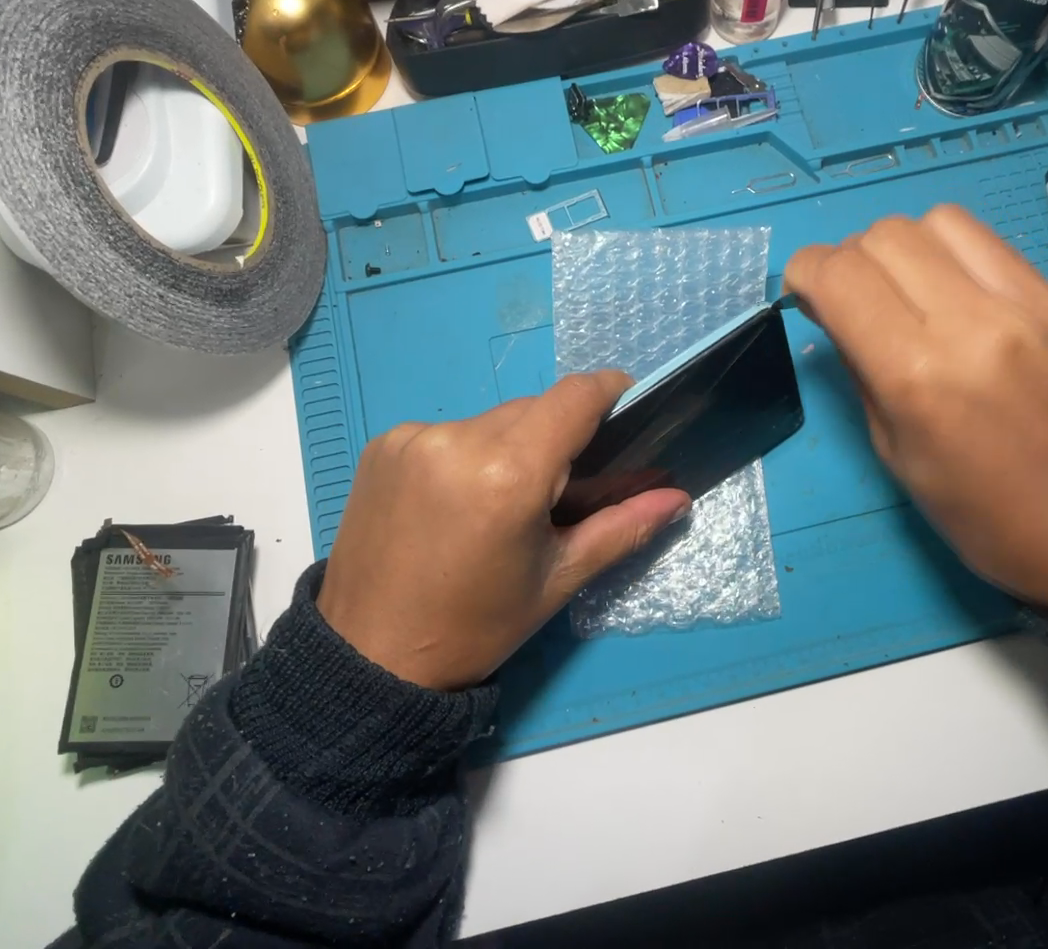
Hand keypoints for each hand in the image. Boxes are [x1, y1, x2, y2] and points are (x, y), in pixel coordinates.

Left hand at [318, 372, 689, 690]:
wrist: (369, 657)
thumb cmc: (475, 626)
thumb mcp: (558, 579)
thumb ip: (623, 528)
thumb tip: (678, 497)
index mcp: (508, 473)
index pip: (575, 397)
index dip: (610, 391)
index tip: (627, 406)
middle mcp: (458, 438)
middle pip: (534, 409)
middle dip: (560, 437)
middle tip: (562, 490)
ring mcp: (413, 437)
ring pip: (492, 420)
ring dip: (512, 446)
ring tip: (503, 503)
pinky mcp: (384, 445)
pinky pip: (450, 432)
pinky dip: (469, 453)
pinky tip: (459, 500)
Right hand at [784, 205, 1047, 618]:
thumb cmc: (986, 518)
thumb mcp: (897, 456)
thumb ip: (861, 372)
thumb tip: (837, 315)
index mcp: (916, 374)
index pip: (838, 274)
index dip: (804, 274)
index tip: (805, 297)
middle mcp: (968, 320)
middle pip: (882, 235)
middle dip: (848, 261)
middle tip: (853, 303)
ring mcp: (1023, 301)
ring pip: (934, 221)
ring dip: (901, 248)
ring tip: (905, 291)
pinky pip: (986, 240)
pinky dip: (949, 252)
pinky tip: (953, 293)